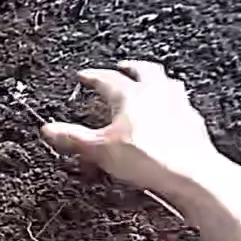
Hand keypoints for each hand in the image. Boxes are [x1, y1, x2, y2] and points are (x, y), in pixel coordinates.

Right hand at [41, 62, 233, 198]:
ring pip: (167, 82)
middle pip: (143, 70)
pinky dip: (170, 104)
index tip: (84, 75)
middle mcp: (156, 92)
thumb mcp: (99, 149)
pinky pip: (180, 104)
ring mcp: (178, 105)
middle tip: (122, 67)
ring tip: (148, 84)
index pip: (106, 78)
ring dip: (155, 80)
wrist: (190, 173)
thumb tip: (48, 129)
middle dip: (130, 67)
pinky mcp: (192, 122)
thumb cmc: (147, 158)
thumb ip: (72, 138)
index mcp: (130, 94)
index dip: (92, 76)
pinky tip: (168, 113)